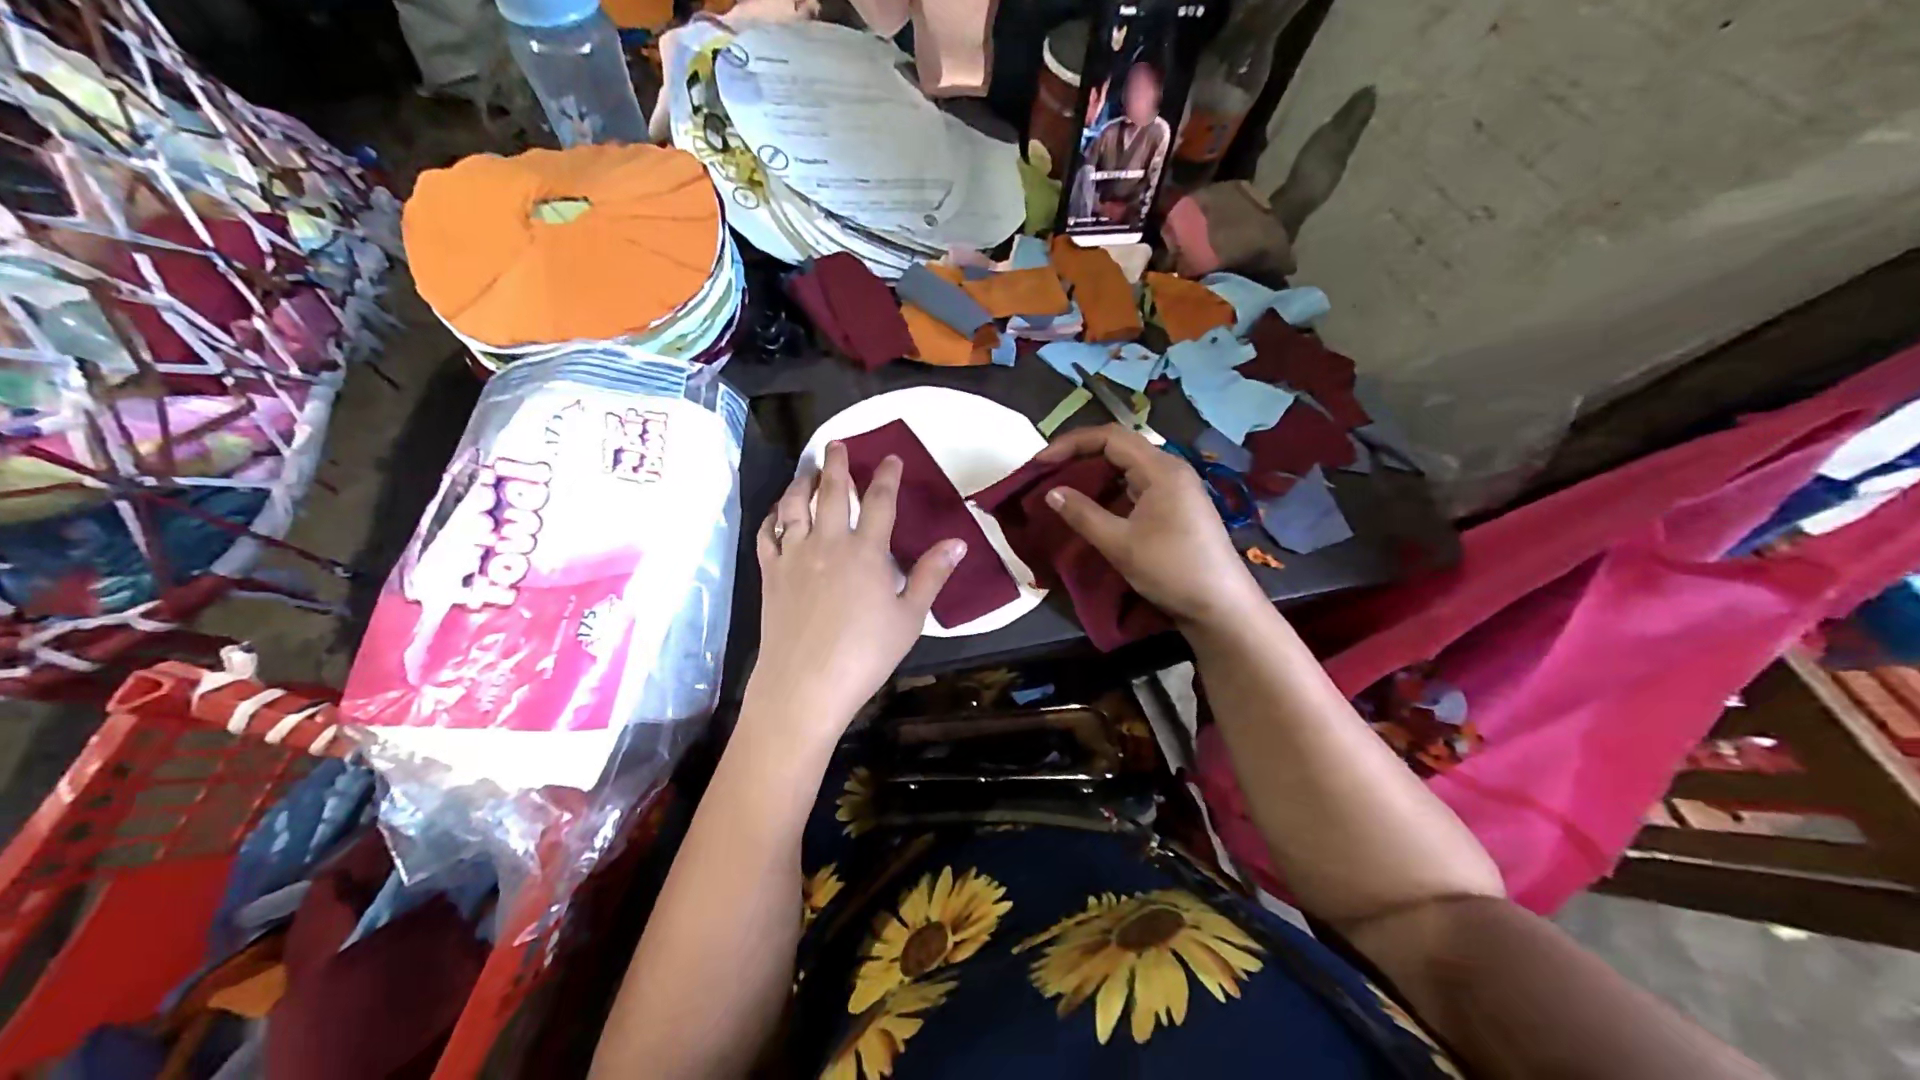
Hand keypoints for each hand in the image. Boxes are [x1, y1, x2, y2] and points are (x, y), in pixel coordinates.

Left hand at [747, 441, 963, 734]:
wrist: (805, 684)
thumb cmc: (865, 653)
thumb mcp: (909, 618)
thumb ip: (930, 575)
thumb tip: (957, 543)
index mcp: (866, 552)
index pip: (879, 501)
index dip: (887, 476)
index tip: (891, 457)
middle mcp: (827, 543)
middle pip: (830, 492)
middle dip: (836, 464)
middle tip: (836, 443)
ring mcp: (794, 556)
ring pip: (793, 506)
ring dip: (801, 483)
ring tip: (806, 470)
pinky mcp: (770, 574)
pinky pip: (768, 535)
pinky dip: (773, 518)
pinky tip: (777, 514)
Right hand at [1036, 425, 1266, 628]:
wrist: (1220, 606)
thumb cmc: (1171, 570)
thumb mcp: (1120, 543)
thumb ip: (1083, 514)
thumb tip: (1052, 493)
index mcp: (1161, 469)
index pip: (1110, 437)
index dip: (1071, 444)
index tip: (1041, 463)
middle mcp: (1171, 470)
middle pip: (1119, 448)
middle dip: (1080, 456)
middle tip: (1048, 474)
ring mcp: (1176, 489)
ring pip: (1128, 469)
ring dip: (1095, 476)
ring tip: (1064, 490)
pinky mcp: (1176, 508)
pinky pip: (1137, 487)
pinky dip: (1111, 492)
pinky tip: (1093, 508)